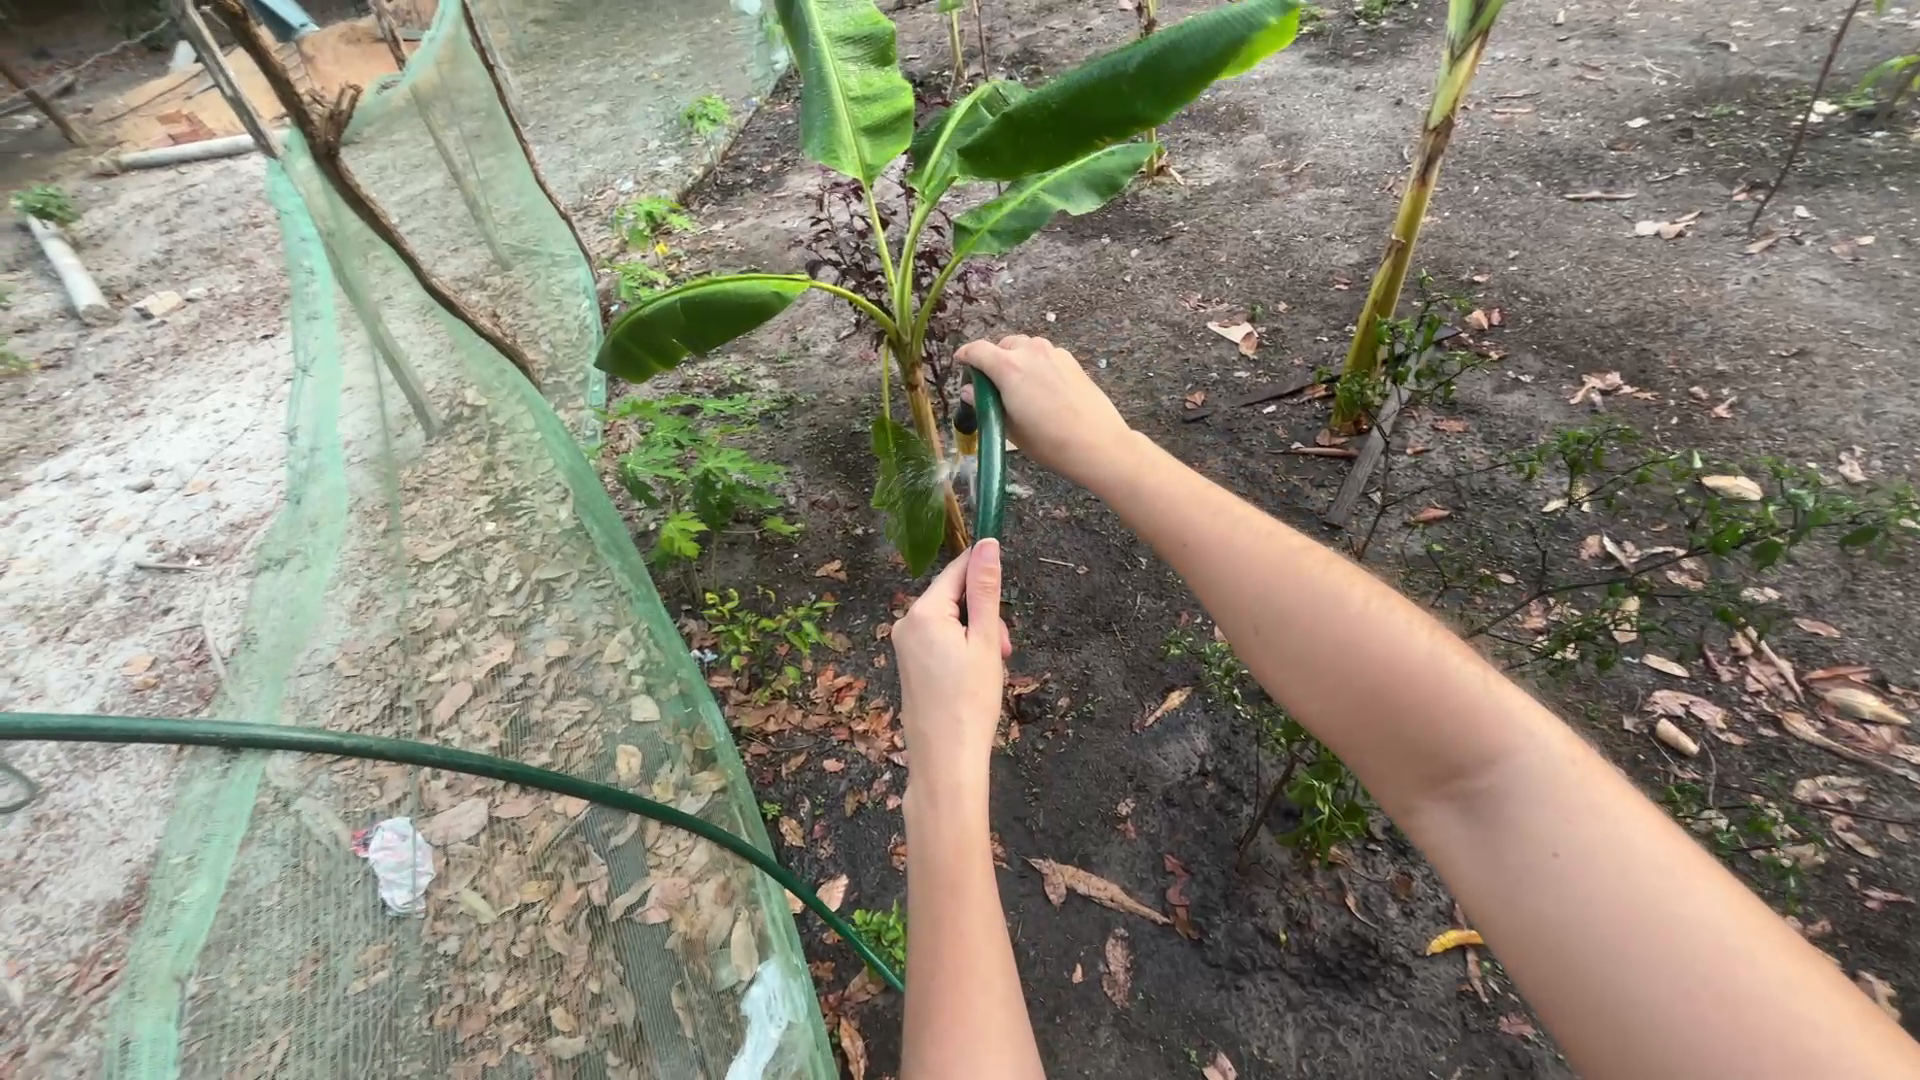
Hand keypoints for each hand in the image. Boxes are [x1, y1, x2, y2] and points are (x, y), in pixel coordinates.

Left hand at [892, 540, 1010, 805]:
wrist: (946, 760)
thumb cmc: (970, 700)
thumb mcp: (987, 640)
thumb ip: (986, 589)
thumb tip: (988, 543)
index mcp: (923, 611)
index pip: (956, 570)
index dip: (985, 574)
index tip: (1008, 589)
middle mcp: (906, 622)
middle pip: (953, 597)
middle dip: (984, 615)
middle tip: (1005, 649)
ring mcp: (904, 645)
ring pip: (950, 621)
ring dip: (976, 635)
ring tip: (992, 667)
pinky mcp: (909, 665)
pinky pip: (940, 641)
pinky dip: (962, 649)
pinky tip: (974, 676)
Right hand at [955, 335, 1133, 488]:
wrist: (1097, 444)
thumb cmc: (1050, 442)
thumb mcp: (1010, 428)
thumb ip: (986, 404)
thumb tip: (971, 392)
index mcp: (1009, 368)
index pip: (978, 350)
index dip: (966, 355)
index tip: (961, 362)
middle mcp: (1031, 352)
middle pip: (1002, 345)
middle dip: (993, 359)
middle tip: (991, 384)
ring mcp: (1054, 353)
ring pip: (1026, 347)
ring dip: (1015, 359)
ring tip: (1017, 386)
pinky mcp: (1071, 361)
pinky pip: (1045, 355)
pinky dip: (1036, 365)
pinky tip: (1041, 389)